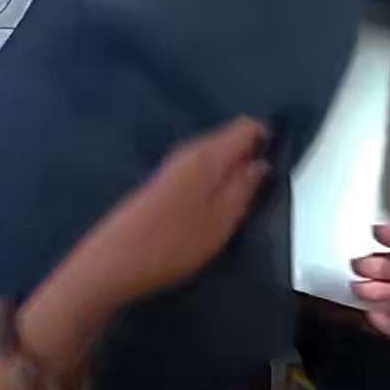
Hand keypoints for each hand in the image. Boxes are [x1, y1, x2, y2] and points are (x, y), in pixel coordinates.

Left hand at [70, 117, 271, 309]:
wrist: (112, 263)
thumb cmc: (172, 243)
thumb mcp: (221, 221)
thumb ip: (245, 188)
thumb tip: (262, 163)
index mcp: (208, 154)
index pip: (247, 126)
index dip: (267, 140)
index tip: (276, 167)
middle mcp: (190, 150)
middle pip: (231, 138)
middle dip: (250, 157)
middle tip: (259, 194)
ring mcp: (174, 165)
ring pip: (216, 155)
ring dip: (232, 172)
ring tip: (239, 206)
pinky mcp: (163, 181)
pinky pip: (201, 169)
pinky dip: (214, 181)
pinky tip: (213, 209)